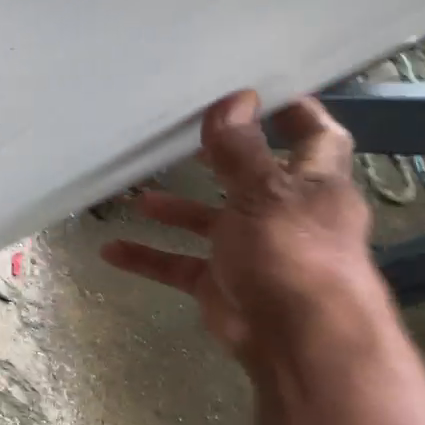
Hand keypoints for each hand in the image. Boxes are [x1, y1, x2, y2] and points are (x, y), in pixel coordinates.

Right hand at [101, 90, 389, 362]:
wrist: (294, 332)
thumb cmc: (290, 252)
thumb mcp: (262, 193)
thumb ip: (240, 150)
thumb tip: (233, 100)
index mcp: (312, 184)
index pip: (313, 139)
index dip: (292, 114)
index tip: (260, 93)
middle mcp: (285, 213)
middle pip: (253, 179)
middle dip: (222, 160)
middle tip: (186, 138)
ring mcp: (251, 250)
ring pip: (209, 222)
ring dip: (176, 209)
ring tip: (138, 195)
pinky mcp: (220, 282)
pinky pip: (177, 264)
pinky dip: (146, 257)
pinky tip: (111, 250)